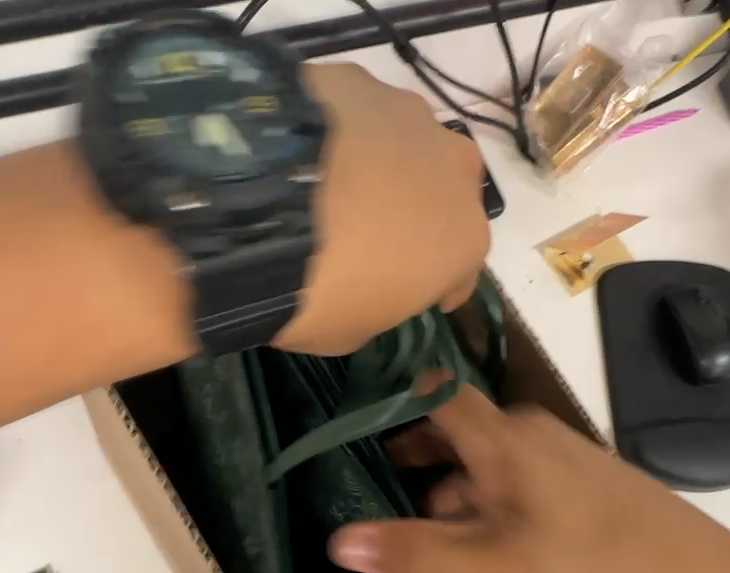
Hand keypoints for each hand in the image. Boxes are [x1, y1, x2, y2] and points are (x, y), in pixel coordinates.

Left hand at [274, 64, 490, 355]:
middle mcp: (454, 170)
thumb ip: (376, 307)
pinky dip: (337, 132)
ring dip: (381, 167)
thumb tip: (364, 291)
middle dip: (416, 214)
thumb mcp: (352, 331)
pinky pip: (354, 114)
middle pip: (442, 196)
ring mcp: (409, 116)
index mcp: (464, 240)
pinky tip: (304, 155)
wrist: (265, 217)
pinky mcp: (359, 82)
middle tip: (372, 235)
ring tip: (333, 188)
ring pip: (404, 147)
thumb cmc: (321, 295)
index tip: (415, 292)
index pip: (462, 269)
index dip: (437, 283)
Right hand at [326, 386, 729, 572]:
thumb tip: (337, 542)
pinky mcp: (577, 475)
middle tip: (376, 484)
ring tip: (424, 526)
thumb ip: (414, 550)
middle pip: (454, 426)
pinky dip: (483, 493)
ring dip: (449, 483)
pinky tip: (485, 537)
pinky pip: (513, 471)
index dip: (390, 399)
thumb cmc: (586, 560)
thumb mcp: (491, 563)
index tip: (350, 419)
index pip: (432, 393)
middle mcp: (527, 430)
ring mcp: (557, 450)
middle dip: (414, 454)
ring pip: (483, 455)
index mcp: (501, 436)